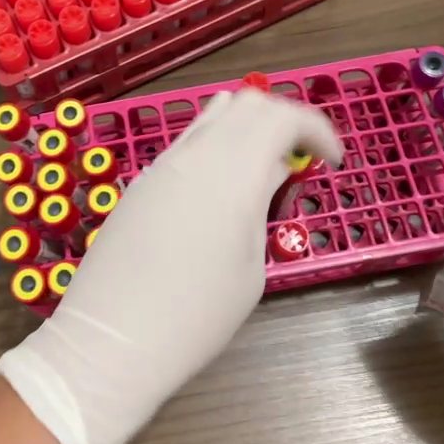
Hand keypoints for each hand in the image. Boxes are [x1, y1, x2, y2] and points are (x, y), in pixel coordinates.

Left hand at [0, 88, 342, 443]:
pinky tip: (220, 191)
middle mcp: (197, 153)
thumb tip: (269, 172)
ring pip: (214, 115)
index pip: (284, 117)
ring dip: (247, 129)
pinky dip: (218, 146)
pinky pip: (189, 142)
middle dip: (284, 122)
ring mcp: (164, 163)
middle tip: (298, 164)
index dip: (317, 131)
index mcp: (232, 171)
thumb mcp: (251, 265)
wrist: (112, 338)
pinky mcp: (142, 180)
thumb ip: (262, 204)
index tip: (331, 162)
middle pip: (249, 104)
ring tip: (260, 173)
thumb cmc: (196, 315)